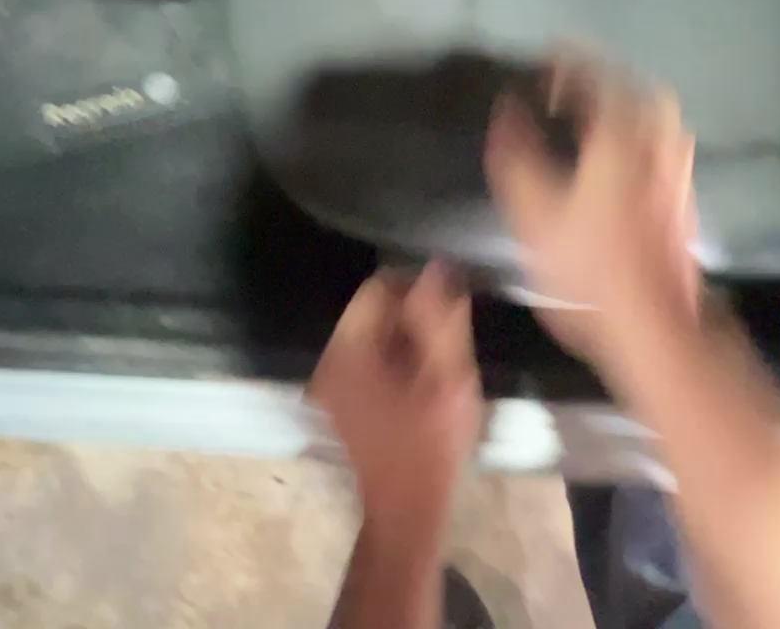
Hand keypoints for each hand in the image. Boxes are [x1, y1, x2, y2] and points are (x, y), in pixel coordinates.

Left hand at [310, 264, 481, 525]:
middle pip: (376, 309)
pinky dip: (398, 358)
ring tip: (439, 363)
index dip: (418, 288)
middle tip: (448, 342)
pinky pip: (372, 356)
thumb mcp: (447, 376)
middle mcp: (330, 360)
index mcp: (348, 350)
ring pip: (377, 332)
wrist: (408, 512)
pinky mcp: (342, 398)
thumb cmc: (431, 444)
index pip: (380, 286)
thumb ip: (441, 318)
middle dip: (414, 314)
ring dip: (409, 336)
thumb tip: (439, 266)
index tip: (449, 309)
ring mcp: (332, 382)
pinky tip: (422, 382)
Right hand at [483, 50, 701, 366]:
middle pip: (637, 87)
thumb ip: (515, 152)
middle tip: (574, 83)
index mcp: (619, 134)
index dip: (566, 60)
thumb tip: (507, 107)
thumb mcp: (532, 210)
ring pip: (658, 115)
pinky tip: (624, 154)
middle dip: (604, 76)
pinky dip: (642, 133)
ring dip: (628, 103)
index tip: (547, 56)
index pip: (594, 75)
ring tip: (597, 114)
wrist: (654, 323)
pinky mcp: (684, 195)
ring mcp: (677, 169)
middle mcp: (657, 141)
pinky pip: (665, 142)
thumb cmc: (588, 267)